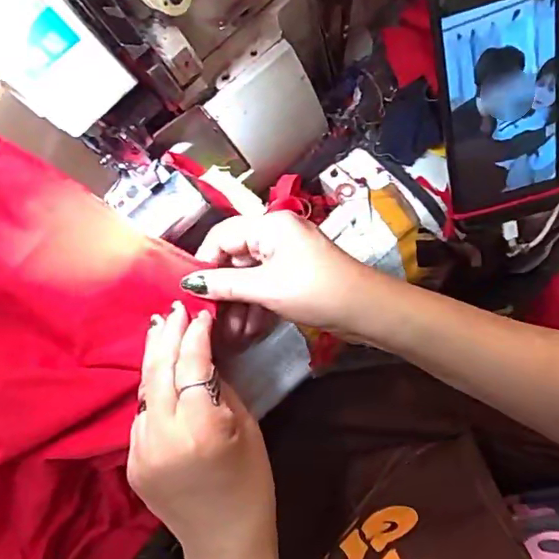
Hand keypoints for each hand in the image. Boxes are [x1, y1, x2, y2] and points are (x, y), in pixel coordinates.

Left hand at [128, 302, 276, 558]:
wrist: (224, 543)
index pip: (191, 365)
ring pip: (144, 391)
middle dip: (166, 335)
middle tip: (174, 310)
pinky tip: (159, 376)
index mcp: (201, 428)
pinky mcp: (131, 464)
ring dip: (153, 359)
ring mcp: (141, 452)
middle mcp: (163, 436)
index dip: (195, 335)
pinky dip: (152, 393)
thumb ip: (219, 389)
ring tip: (161, 330)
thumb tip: (202, 357)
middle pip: (158, 371)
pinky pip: (142, 418)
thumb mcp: (246, 428)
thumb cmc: (251, 484)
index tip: (201, 315)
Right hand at [181, 211, 390, 334]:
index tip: (192, 291)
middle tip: (212, 319)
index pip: (221, 236)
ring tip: (232, 333)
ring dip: (239, 303)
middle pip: (234, 258)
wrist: (366, 309)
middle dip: (223, 291)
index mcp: (269, 225)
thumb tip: (192, 283)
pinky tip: (249, 330)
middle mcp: (276, 234)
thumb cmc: (317, 291)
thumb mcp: (266, 288)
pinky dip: (256, 305)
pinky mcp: (296, 275)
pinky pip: (266, 286)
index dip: (204, 263)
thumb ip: (225, 284)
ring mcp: (287, 255)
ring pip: (250, 276)